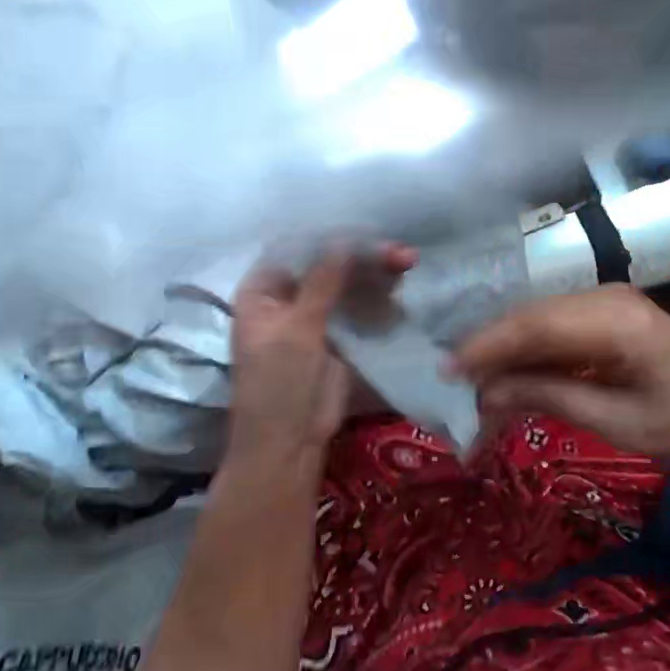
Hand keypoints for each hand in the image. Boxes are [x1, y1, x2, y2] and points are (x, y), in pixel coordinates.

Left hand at [228, 243, 417, 466]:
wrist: (288, 445)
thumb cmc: (277, 383)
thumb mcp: (297, 329)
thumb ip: (323, 282)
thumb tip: (343, 240)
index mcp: (263, 291)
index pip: (296, 250)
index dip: (329, 236)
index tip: (366, 225)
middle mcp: (287, 297)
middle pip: (326, 266)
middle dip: (361, 256)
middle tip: (399, 253)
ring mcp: (313, 317)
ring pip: (347, 285)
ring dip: (375, 274)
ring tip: (406, 262)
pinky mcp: (337, 336)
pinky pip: (359, 308)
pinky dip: (378, 297)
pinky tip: (400, 285)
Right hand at [449, 285, 669, 466]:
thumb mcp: (619, 423)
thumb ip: (550, 398)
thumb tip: (486, 392)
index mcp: (617, 320)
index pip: (535, 325)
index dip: (487, 345)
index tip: (447, 369)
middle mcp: (605, 296)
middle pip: (530, 315)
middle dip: (489, 347)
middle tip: (451, 378)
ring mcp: (604, 300)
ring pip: (536, 318)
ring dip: (505, 349)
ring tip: (473, 380)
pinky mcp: (603, 312)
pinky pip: (553, 326)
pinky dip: (527, 350)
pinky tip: (508, 373)